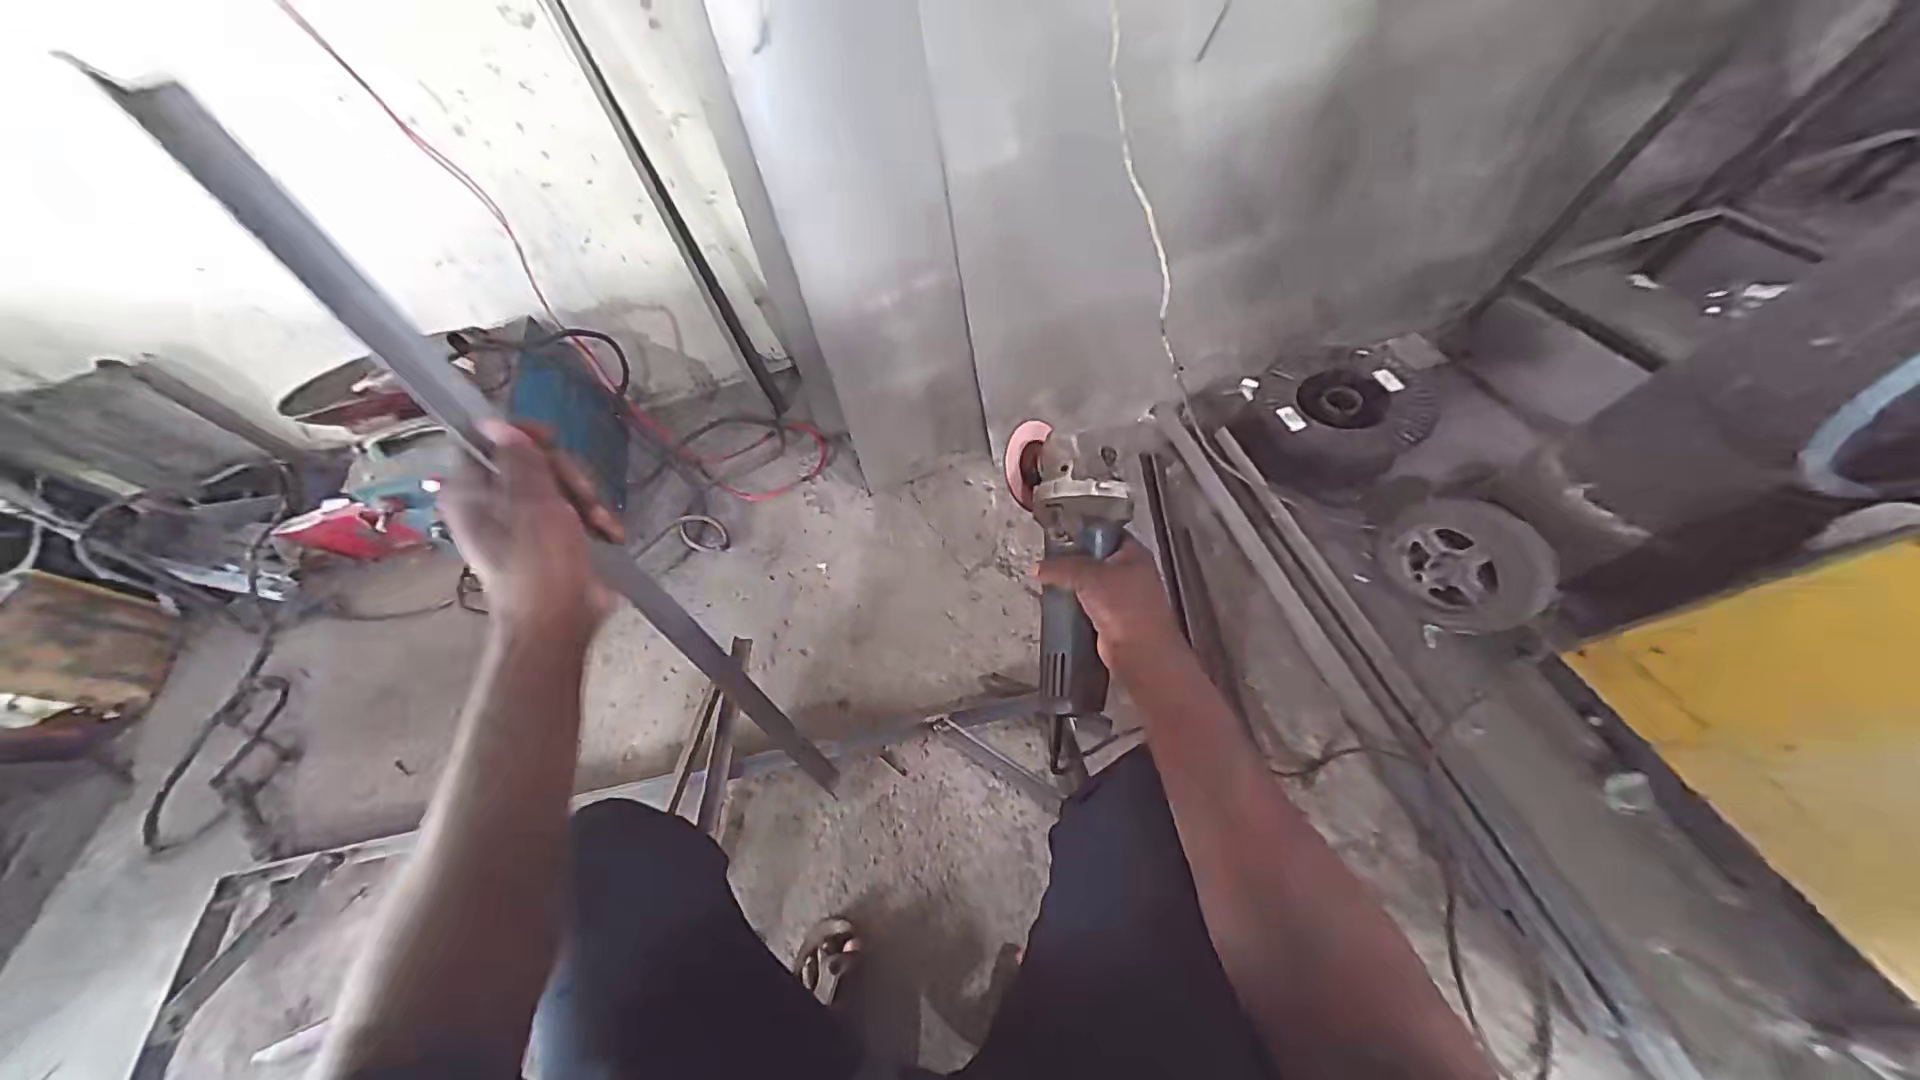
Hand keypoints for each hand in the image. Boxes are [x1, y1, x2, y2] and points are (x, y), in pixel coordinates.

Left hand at [441, 420, 622, 637]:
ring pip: (564, 486)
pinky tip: (607, 535)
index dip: (520, 435)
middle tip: (583, 497)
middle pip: (535, 463)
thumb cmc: (539, 564)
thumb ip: (519, 461)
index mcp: (471, 493)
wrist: (561, 619)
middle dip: (569, 477)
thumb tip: (496, 424)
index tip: (552, 439)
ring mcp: (528, 522)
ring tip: (600, 525)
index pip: (487, 442)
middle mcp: (494, 503)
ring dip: (590, 501)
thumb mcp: (531, 505)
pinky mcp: (558, 537)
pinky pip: (580, 511)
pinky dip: (597, 520)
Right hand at [1035, 539, 1184, 666]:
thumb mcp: (1089, 575)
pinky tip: (1058, 601)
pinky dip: (1074, 603)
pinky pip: (1087, 603)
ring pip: (1090, 582)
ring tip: (1049, 579)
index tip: (1059, 532)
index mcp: (1133, 553)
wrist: (1139, 651)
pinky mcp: (1111, 617)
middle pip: (1095, 557)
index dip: (1084, 530)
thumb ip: (1061, 567)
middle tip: (1050, 558)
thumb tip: (1037, 568)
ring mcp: (1122, 596)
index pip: (1106, 531)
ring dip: (1072, 583)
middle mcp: (1130, 572)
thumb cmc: (1123, 605)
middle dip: (1073, 559)